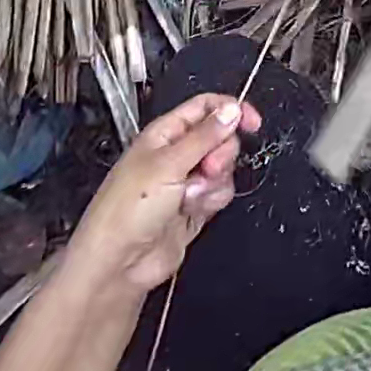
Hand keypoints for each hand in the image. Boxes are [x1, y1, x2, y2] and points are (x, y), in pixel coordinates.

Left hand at [63, 94, 262, 295]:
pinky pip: (220, 192)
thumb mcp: (168, 164)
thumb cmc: (127, 209)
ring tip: (189, 196)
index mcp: (165, 133)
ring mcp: (187, 180)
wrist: (119, 263)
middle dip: (222, 154)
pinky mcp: (195, 205)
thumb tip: (232, 109)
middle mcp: (177, 154)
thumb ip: (206, 136)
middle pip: (220, 138)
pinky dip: (212, 200)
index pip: (206, 107)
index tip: (251, 122)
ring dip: (214, 183)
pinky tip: (192, 210)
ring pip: (224, 168)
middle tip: (208, 168)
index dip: (231, 110)